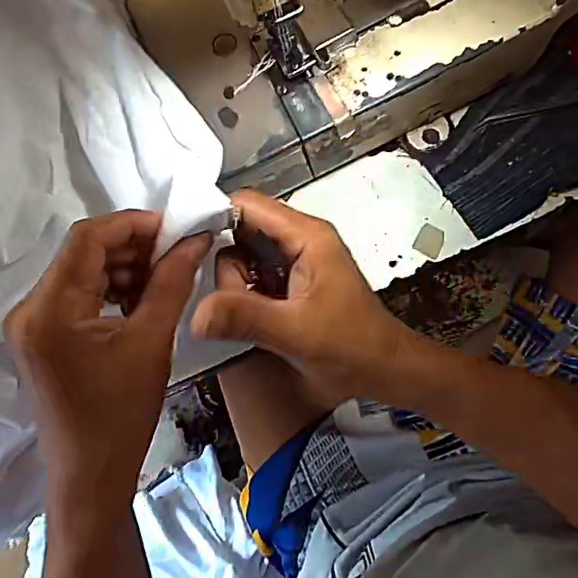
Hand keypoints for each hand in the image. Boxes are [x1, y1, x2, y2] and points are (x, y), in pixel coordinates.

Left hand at [5, 211, 212, 499]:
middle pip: (81, 254)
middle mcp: (29, 308)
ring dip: (121, 268)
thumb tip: (193, 239)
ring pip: (79, 273)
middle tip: (175, 251)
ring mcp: (29, 323)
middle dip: (130, 247)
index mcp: (49, 309)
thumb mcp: (151, 343)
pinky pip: (75, 296)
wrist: (89, 478)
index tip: (173, 227)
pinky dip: (107, 289)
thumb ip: (171, 283)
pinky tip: (140, 296)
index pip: (86, 240)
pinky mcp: (38, 336)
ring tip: (164, 275)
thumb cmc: (121, 417)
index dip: (131, 224)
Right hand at [191, 190, 416, 398]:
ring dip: (234, 285)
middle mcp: (298, 240)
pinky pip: (249, 276)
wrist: (388, 373)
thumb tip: (196, 314)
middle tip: (238, 300)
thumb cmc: (357, 348)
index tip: (190, 247)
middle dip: (227, 266)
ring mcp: (292, 260)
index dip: (214, 218)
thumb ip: (246, 318)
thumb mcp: (297, 333)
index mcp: (306, 236)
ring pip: (240, 256)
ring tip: (254, 315)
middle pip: (238, 230)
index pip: (246, 204)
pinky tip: (253, 318)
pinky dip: (242, 294)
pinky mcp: (287, 281)